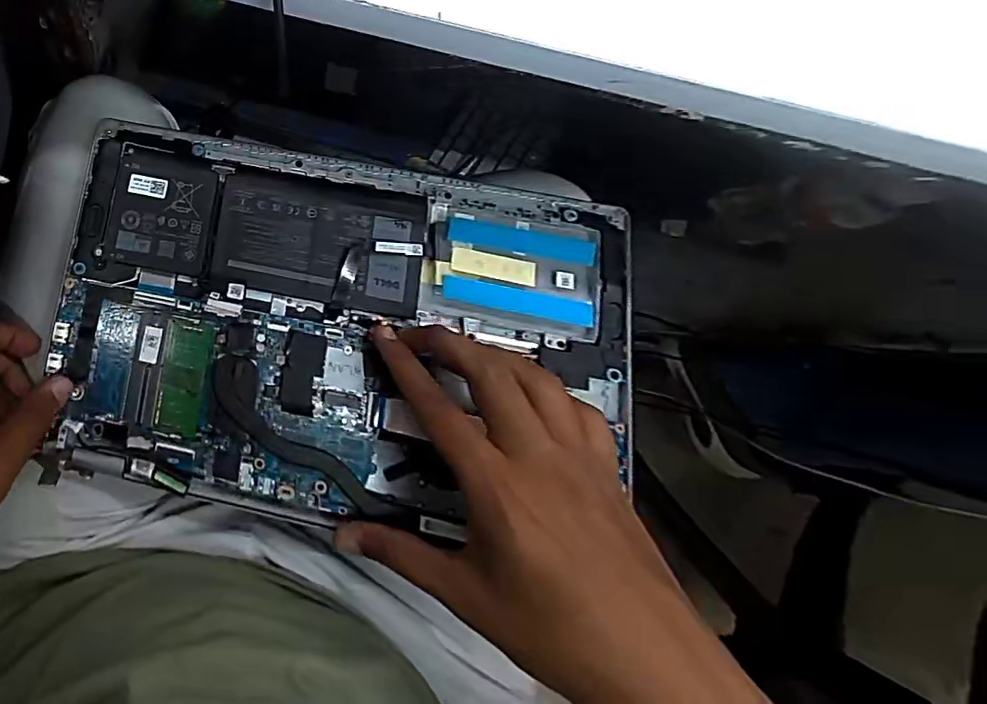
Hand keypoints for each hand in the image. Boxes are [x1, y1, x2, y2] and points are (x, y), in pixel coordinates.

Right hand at [337, 325, 765, 703]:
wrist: (661, 674)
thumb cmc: (558, 633)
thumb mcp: (467, 595)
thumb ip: (401, 554)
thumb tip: (346, 537)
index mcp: (497, 487)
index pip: (440, 409)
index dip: (406, 366)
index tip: (385, 338)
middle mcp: (539, 461)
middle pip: (492, 375)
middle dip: (450, 343)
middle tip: (419, 336)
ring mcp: (582, 464)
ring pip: (539, 382)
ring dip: (497, 356)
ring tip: (469, 353)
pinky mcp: (610, 476)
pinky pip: (581, 412)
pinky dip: (550, 391)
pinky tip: (534, 399)